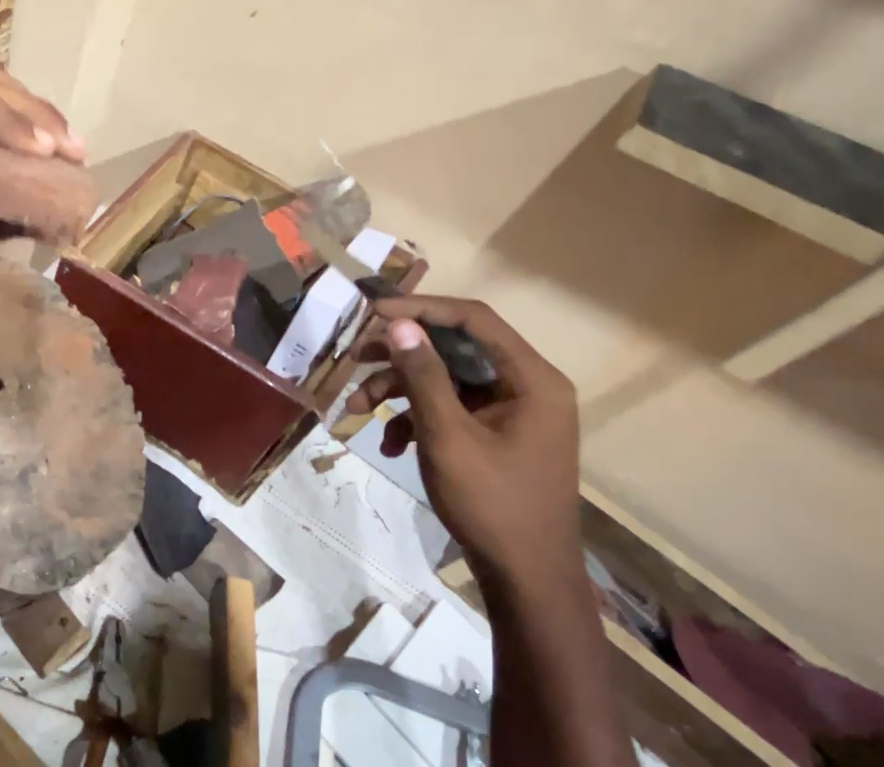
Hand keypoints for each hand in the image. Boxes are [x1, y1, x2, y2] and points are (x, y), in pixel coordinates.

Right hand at [346, 296, 581, 580]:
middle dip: (400, 356)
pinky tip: (390, 443)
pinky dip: (414, 418)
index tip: (371, 314)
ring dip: (398, 390)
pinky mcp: (497, 434)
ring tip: (356, 410)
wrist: (525, 575)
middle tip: (354, 360)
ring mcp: (512, 412)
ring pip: (445, 379)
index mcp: (532, 380)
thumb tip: (399, 324)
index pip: (473, 320)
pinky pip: (450, 408)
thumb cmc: (492, 502)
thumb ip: (423, 376)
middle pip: (455, 348)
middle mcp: (527, 387)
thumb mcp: (447, 435)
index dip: (421, 309)